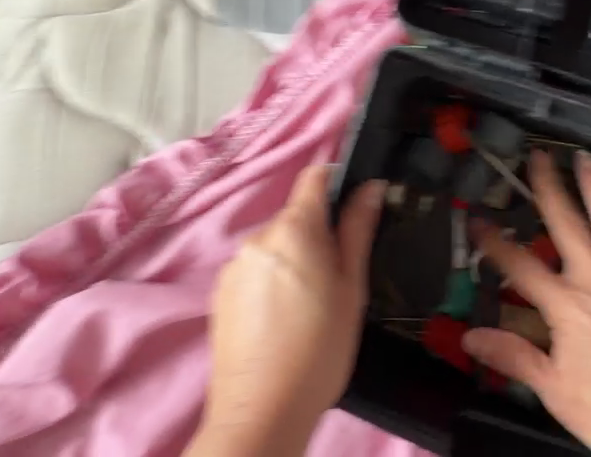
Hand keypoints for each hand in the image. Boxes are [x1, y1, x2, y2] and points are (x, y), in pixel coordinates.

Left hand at [188, 165, 386, 456]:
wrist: (261, 414)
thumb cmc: (320, 349)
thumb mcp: (352, 288)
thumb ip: (358, 230)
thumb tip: (370, 185)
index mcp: (295, 228)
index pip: (314, 177)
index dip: (337, 182)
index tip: (354, 208)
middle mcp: (259, 237)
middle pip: (296, 216)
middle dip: (318, 234)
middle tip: (338, 276)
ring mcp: (235, 266)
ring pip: (276, 246)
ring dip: (294, 259)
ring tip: (309, 306)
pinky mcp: (220, 294)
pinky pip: (255, 271)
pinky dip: (271, 282)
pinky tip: (282, 321)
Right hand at [468, 150, 590, 456]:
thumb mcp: (556, 392)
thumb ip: (515, 357)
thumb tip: (472, 338)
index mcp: (566, 307)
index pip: (519, 266)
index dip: (495, 241)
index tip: (478, 218)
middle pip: (567, 225)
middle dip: (550, 188)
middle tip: (539, 157)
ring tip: (588, 159)